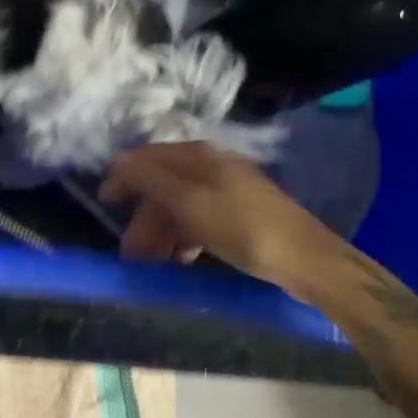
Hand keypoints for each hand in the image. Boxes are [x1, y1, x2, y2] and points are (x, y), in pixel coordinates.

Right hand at [99, 142, 343, 292]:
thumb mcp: (188, 202)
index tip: (105, 203)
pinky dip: (185, 237)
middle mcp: (211, 165)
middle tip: (131, 250)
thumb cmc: (243, 228)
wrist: (311, 263)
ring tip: (153, 261)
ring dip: (162, 232)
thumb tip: (116, 159)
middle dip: (144, 217)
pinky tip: (181, 258)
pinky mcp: (242, 215)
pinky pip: (200, 220)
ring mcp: (229, 190)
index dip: (123, 178)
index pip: (146, 158)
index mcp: (198, 155)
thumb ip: (148, 178)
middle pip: (163, 186)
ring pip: (181, 206)